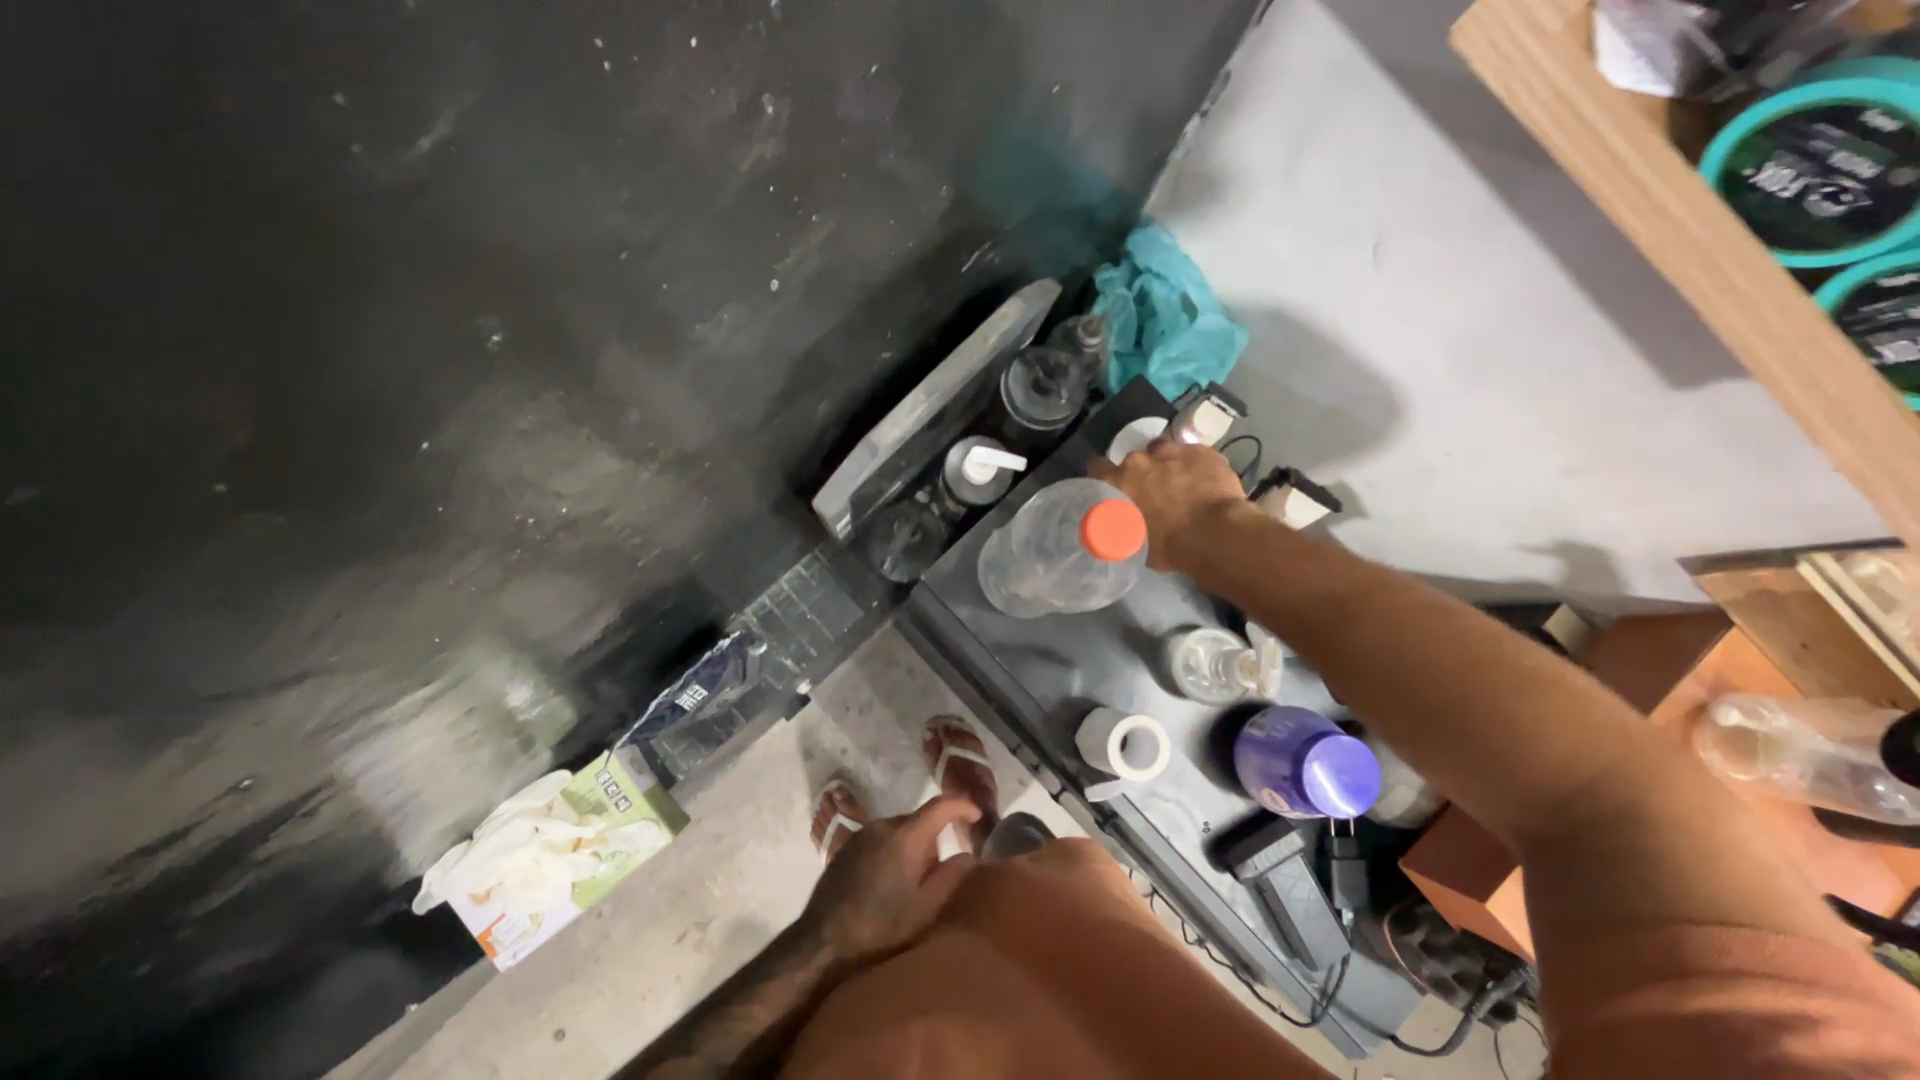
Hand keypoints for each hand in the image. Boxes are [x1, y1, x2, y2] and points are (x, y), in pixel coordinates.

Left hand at [800, 796, 981, 964]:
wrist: (822, 943)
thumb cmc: (880, 928)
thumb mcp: (925, 908)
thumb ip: (953, 877)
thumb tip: (971, 856)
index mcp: (904, 836)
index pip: (940, 806)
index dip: (962, 806)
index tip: (978, 817)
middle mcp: (881, 826)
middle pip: (919, 820)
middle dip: (935, 839)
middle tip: (941, 872)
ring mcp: (860, 835)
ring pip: (899, 831)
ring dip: (912, 848)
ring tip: (913, 884)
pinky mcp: (845, 849)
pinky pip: (880, 840)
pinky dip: (892, 853)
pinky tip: (888, 884)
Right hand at [1090, 438, 1250, 572]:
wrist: (1214, 534)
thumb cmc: (1168, 546)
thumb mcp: (1132, 543)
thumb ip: (1122, 524)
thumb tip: (1121, 524)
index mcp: (1118, 482)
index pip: (1097, 467)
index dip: (1104, 474)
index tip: (1112, 484)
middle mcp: (1141, 461)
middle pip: (1135, 460)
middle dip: (1142, 473)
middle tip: (1154, 492)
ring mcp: (1174, 452)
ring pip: (1165, 451)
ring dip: (1168, 463)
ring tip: (1181, 483)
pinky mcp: (1203, 452)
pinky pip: (1194, 455)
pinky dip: (1196, 466)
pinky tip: (1205, 483)